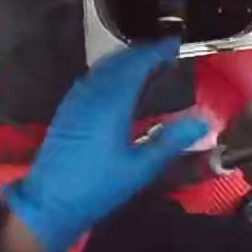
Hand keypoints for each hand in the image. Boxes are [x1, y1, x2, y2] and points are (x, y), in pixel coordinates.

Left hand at [1, 39, 209, 251]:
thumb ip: (173, 140)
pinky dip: (111, 70)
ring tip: (148, 63)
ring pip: (104, 67)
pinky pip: (92, 77)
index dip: (157, 50)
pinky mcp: (67, 110)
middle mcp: (92, 94)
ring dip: (127, 59)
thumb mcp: (141, 168)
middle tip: (166, 52)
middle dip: (144, 52)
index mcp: (111, 103)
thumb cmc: (97, 188)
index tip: (176, 44)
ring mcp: (76, 100)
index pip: (137, 63)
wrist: (47, 207)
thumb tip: (205, 120)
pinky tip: (119, 81)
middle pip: (120, 60)